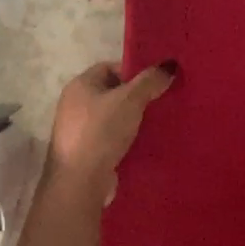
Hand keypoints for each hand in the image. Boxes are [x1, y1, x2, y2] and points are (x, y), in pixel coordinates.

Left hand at [46, 60, 176, 199]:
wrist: (80, 180)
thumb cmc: (102, 132)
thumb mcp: (130, 100)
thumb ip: (149, 81)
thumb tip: (169, 65)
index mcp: (80, 85)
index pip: (109, 67)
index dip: (133, 72)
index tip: (155, 82)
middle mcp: (74, 104)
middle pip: (111, 92)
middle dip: (135, 97)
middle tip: (159, 102)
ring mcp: (77, 129)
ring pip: (112, 117)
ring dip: (131, 120)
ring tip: (155, 124)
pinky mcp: (85, 152)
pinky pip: (109, 138)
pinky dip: (125, 139)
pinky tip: (142, 144)